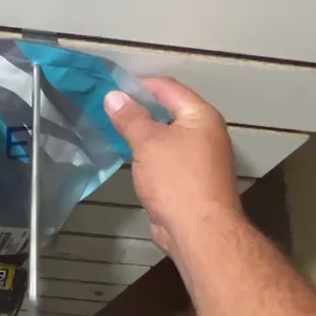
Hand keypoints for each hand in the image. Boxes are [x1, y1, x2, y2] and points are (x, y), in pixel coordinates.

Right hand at [105, 78, 242, 256]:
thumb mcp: (148, 143)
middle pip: (169, 112)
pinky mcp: (190, 181)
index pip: (168, 88)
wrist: (198, 230)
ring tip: (114, 131)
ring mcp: (200, 159)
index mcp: (201, 116)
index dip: (140, 84)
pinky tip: (131, 159)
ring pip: (167, 137)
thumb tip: (113, 96)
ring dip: (143, 134)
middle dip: (140, 109)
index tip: (112, 87)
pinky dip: (149, 155)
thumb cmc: (176, 179)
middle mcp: (205, 133)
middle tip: (110, 109)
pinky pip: (166, 159)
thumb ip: (130, 117)